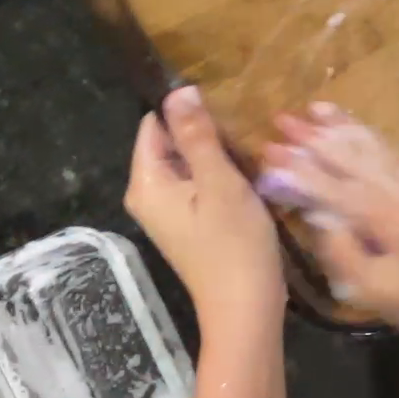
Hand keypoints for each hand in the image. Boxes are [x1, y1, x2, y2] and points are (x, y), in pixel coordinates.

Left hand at [125, 86, 285, 333]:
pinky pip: (200, 185)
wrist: (246, 306)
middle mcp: (149, 195)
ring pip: (190, 165)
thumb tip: (179, 92)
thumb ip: (198, 137)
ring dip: (217, 154)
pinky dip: (221, 176)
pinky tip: (249, 177)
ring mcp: (169, 212)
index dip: (186, 111)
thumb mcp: (221, 183)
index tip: (224, 106)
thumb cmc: (234, 244)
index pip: (155, 125)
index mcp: (147, 183)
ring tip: (251, 148)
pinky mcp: (190, 224)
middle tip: (244, 128)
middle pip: (171, 144)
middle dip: (205, 133)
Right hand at [262, 104, 398, 335]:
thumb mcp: (375, 291)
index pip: (338, 188)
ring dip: (343, 129)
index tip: (269, 151)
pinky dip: (369, 137)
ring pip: (375, 150)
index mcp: (390, 218)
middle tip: (280, 119)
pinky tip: (353, 127)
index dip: (301, 170)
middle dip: (316, 139)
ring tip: (313, 108)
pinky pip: (391, 155)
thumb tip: (316, 216)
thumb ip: (343, 252)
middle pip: (355, 159)